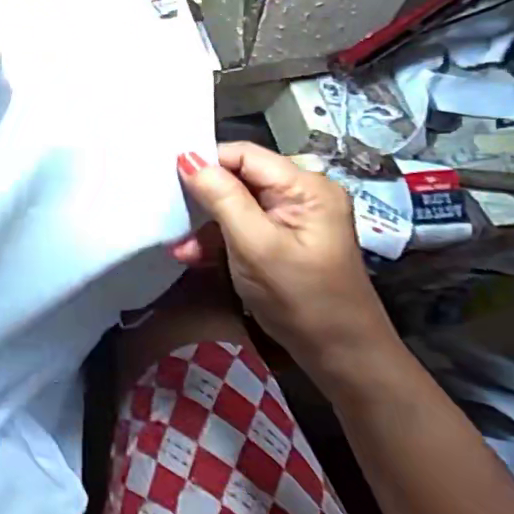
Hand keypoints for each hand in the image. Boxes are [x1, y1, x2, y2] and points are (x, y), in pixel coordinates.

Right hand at [174, 143, 403, 380]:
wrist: (342, 358)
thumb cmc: (301, 299)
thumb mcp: (255, 245)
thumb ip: (222, 198)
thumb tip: (187, 157)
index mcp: (306, 187)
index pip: (245, 155)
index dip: (207, 164)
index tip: (171, 182)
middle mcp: (302, 194)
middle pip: (239, 178)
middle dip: (204, 200)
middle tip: (172, 217)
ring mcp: (294, 218)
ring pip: (237, 205)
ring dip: (207, 226)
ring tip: (183, 249)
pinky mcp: (285, 240)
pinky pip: (245, 226)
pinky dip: (221, 240)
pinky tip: (197, 257)